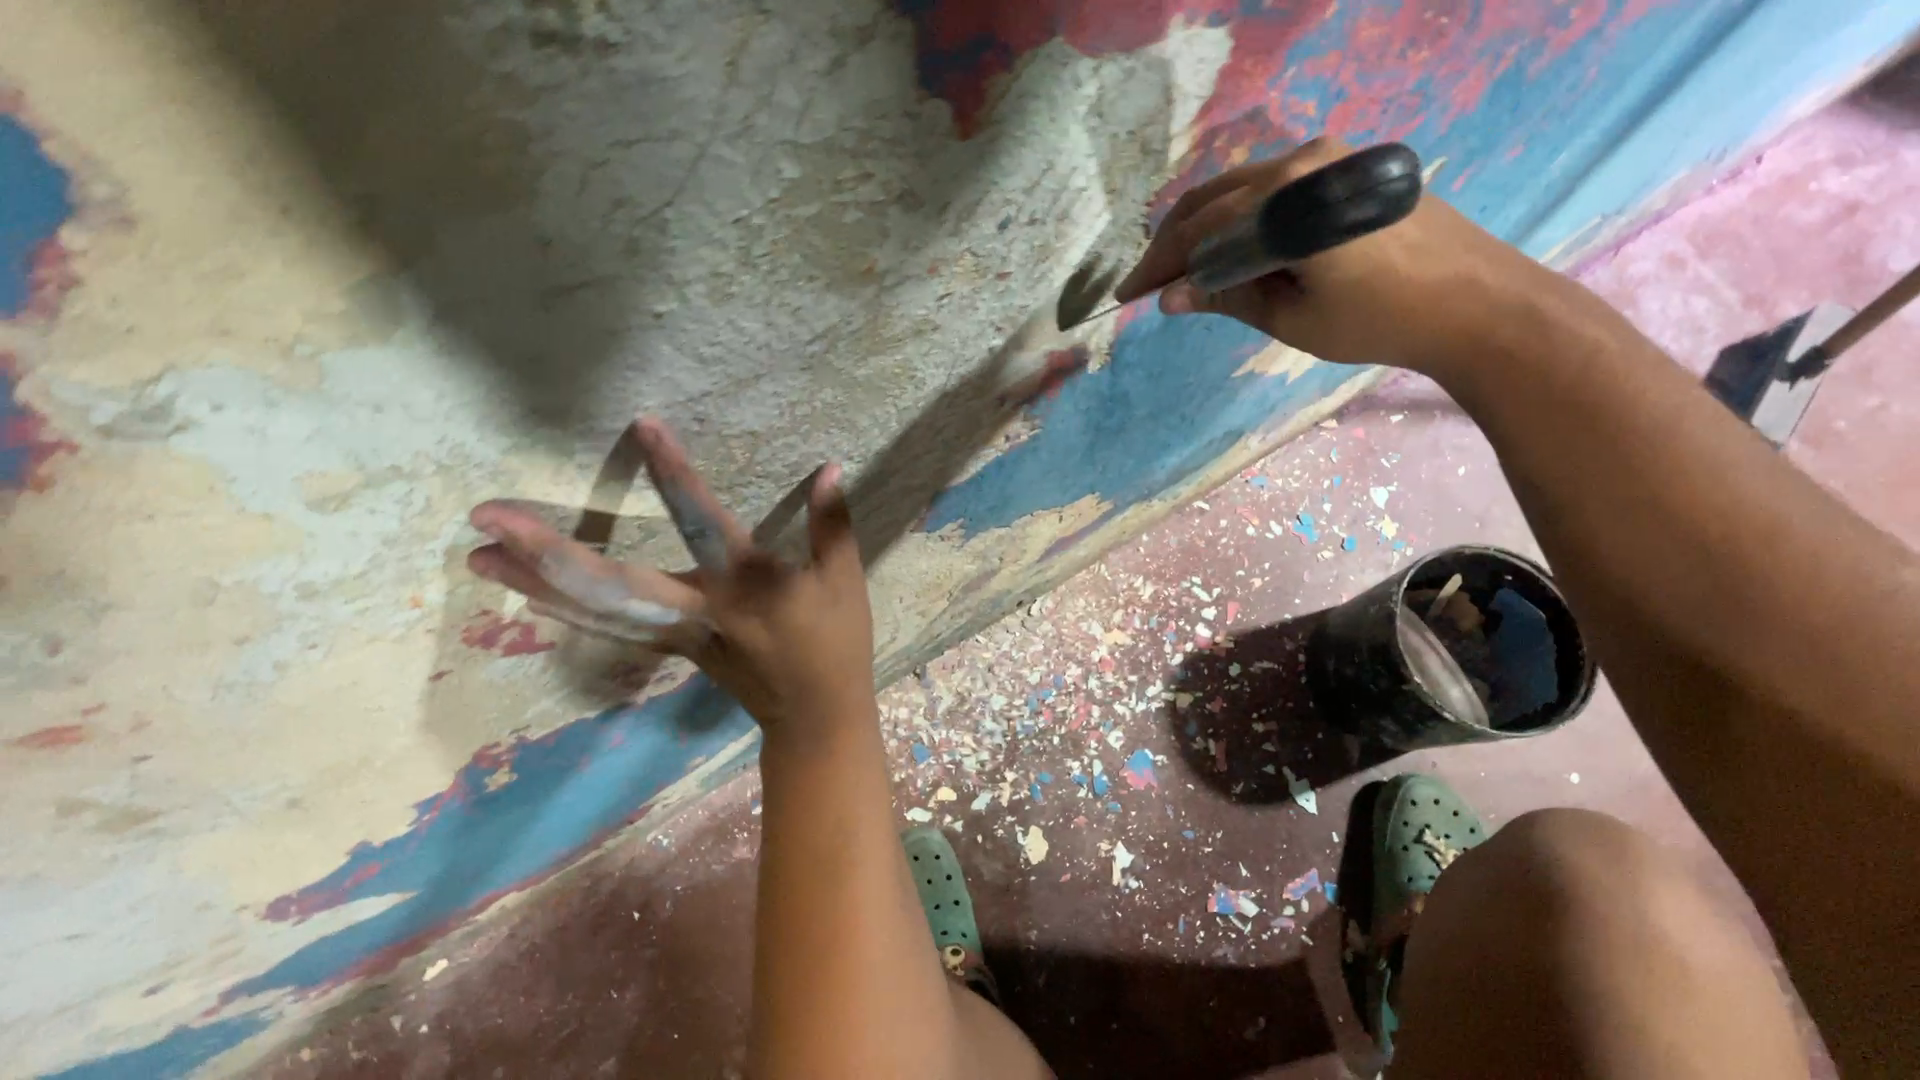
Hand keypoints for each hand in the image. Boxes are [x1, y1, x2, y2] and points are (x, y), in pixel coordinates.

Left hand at [467, 418, 874, 732]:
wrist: (814, 718)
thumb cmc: (836, 645)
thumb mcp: (845, 581)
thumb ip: (832, 524)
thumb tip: (829, 469)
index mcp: (748, 587)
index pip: (703, 523)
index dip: (674, 475)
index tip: (644, 426)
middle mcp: (699, 610)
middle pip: (612, 583)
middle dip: (548, 551)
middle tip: (486, 517)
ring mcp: (678, 636)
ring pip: (598, 611)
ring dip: (535, 584)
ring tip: (477, 556)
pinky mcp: (672, 649)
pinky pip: (611, 630)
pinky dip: (567, 610)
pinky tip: (528, 594)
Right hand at [1114, 136, 1569, 372]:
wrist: (1477, 303)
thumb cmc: (1380, 321)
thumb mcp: (1292, 318)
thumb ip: (1227, 298)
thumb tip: (1171, 297)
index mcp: (1287, 201)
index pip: (1201, 231)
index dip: (1159, 264)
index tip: (1128, 294)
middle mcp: (1303, 161)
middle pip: (1215, 200)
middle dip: (1176, 243)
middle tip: (1152, 284)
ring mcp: (1329, 157)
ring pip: (1242, 189)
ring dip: (1208, 228)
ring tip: (1187, 271)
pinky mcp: (1348, 166)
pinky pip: (1274, 186)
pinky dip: (1243, 217)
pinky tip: (1235, 249)